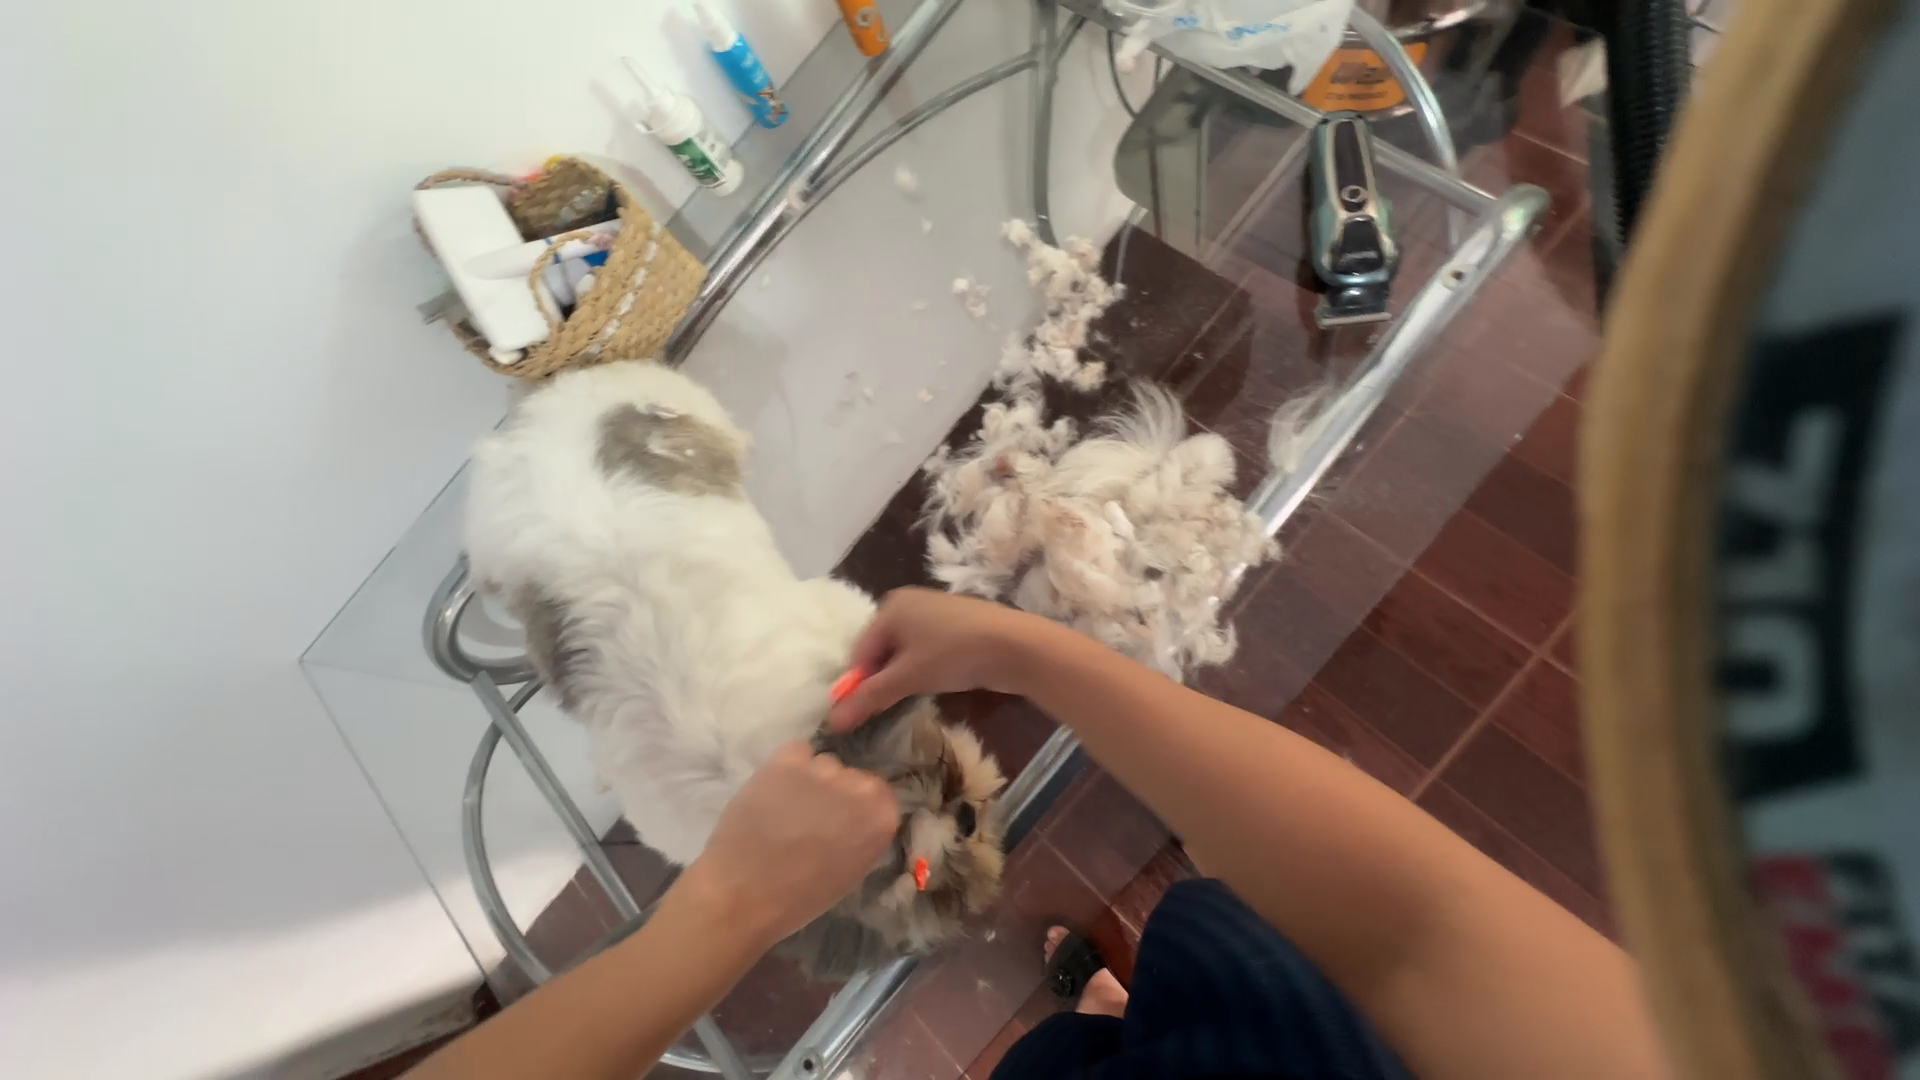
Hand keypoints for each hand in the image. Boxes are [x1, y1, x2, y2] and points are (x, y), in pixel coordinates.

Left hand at [680, 741, 899, 947]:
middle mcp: (860, 784)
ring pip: (822, 763)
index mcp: (882, 815)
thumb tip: (854, 816)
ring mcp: (823, 768)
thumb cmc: (800, 897)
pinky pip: (796, 751)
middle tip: (812, 815)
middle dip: (835, 791)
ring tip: (786, 806)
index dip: (856, 805)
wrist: (742, 895)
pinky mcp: (788, 758)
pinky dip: (787, 767)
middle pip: (851, 775)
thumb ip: (863, 833)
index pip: (878, 793)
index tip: (840, 820)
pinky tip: (774, 791)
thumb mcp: (852, 870)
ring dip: (809, 780)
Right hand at [827, 587, 1045, 731]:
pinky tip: (937, 682)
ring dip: (905, 675)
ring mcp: (933, 610)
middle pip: (881, 649)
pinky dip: (925, 667)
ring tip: (916, 695)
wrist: (1015, 644)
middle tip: (893, 704)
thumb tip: (832, 721)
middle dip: (883, 678)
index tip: (867, 712)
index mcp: (889, 607)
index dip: (859, 684)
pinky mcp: (955, 623)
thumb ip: (869, 697)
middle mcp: (907, 602)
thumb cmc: (953, 654)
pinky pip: (926, 648)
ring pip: (905, 651)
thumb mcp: (907, 677)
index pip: (860, 652)